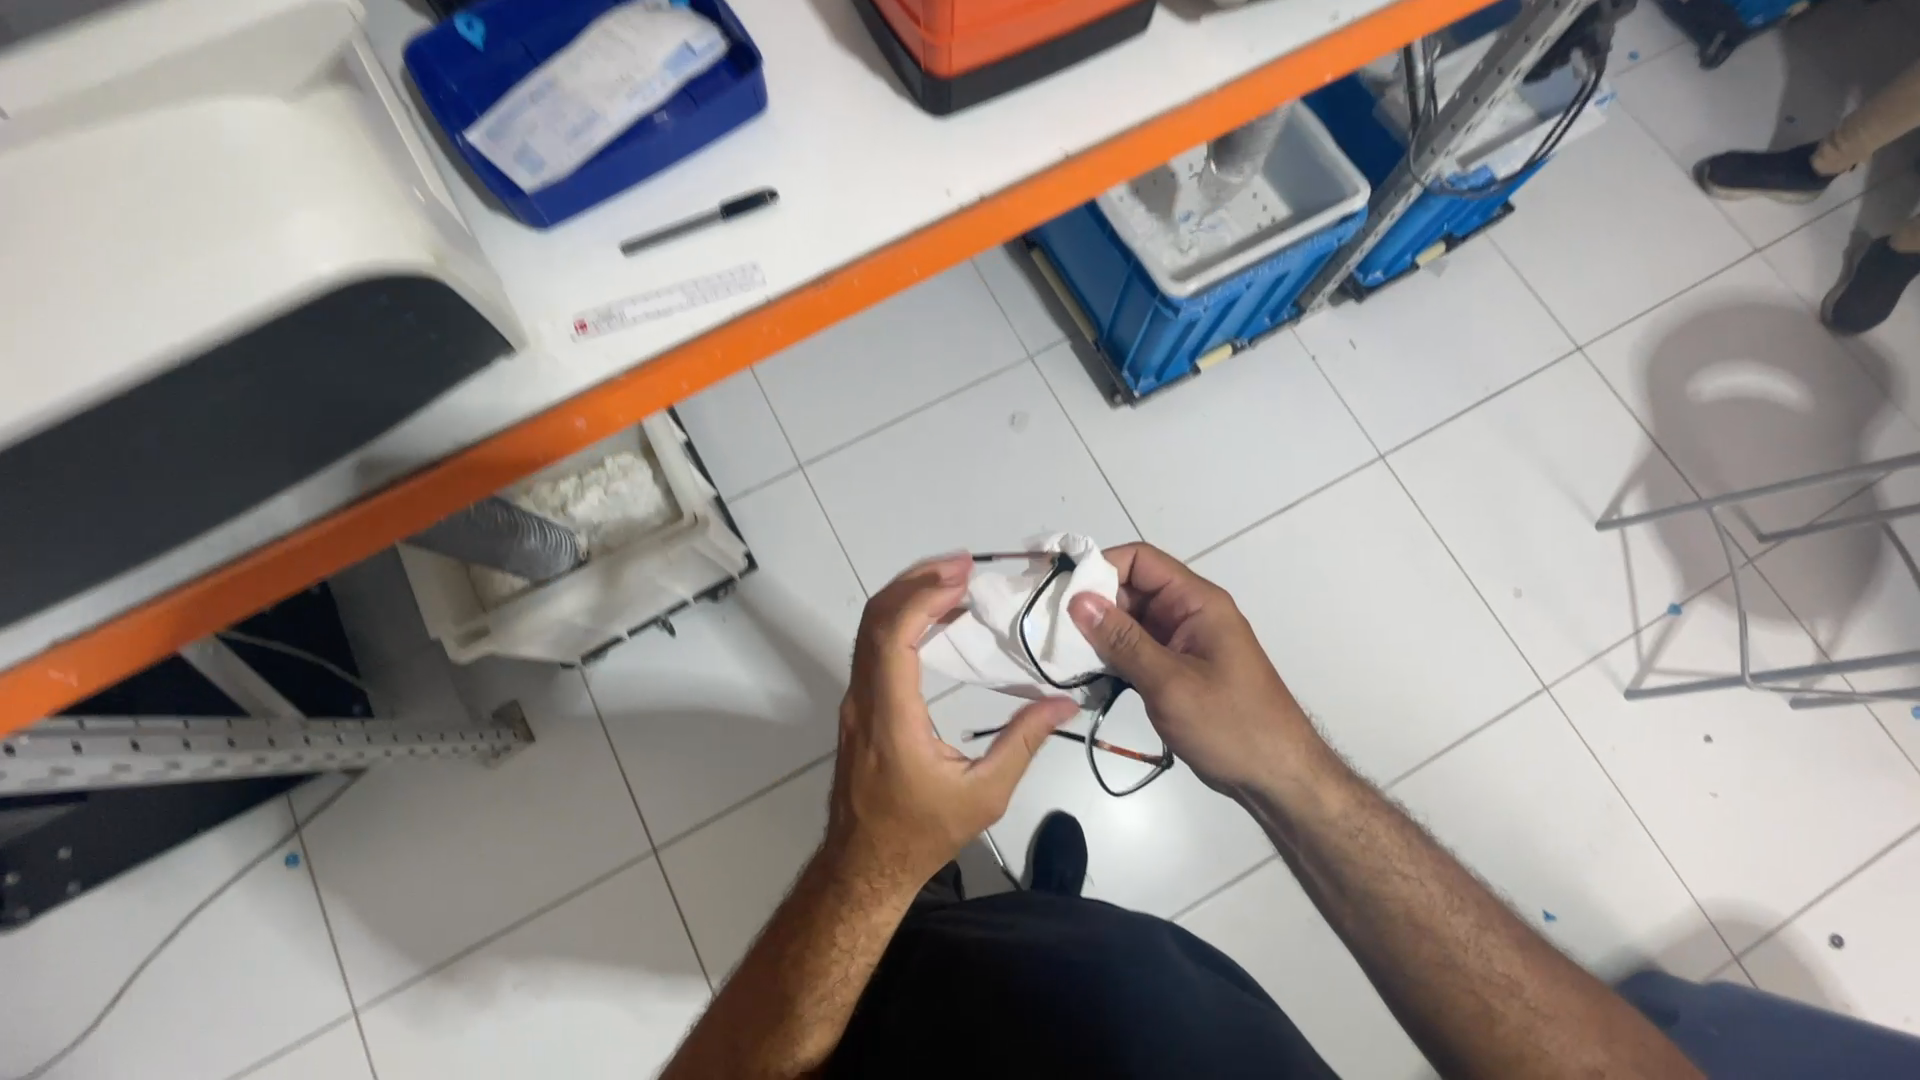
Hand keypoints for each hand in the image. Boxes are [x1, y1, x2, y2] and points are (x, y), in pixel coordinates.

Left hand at [825, 554, 1078, 896]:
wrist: (864, 865)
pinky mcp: (860, 706)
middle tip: (963, 566)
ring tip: (955, 582)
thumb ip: (1023, 743)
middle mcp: (864, 700)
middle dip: (916, 582)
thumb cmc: (922, 834)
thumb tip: (1064, 703)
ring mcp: (856, 702)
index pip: (892, 636)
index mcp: (890, 717)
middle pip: (875, 620)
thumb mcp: (984, 796)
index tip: (961, 576)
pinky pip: (874, 648)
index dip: (923, 596)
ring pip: (870, 630)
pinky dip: (902, 621)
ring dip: (908, 597)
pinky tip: (937, 619)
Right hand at [1067, 542, 1325, 797]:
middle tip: (1048, 626)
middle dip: (1091, 603)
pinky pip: (1134, 650)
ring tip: (1057, 651)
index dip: (1100, 567)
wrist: (1276, 777)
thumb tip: (1078, 600)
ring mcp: (1180, 643)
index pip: (1140, 560)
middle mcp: (1187, 613)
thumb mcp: (1170, 682)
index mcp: (1196, 602)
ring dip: (1096, 634)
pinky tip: (1081, 674)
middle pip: (1130, 589)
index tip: (1060, 592)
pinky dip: (1109, 658)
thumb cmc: (1231, 724)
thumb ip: (1122, 640)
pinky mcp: (1174, 670)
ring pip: (1128, 622)